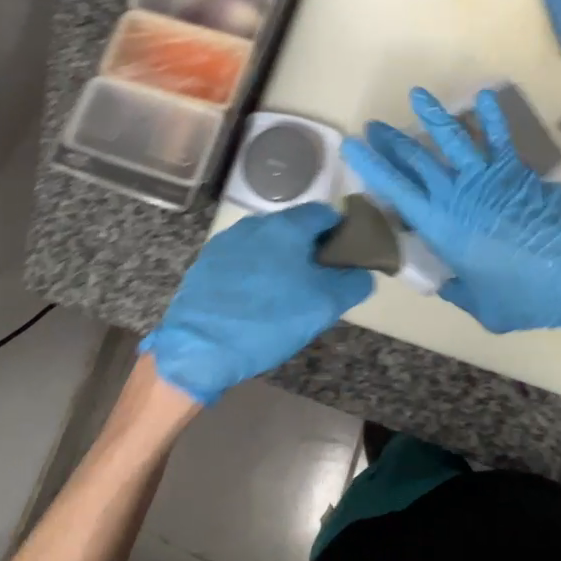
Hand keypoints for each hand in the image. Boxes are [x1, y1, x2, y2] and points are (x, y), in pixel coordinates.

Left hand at [140, 202, 373, 405]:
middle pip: (294, 228)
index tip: (345, 260)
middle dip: (310, 251)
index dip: (340, 233)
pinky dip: (254, 274)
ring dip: (281, 262)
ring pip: (267, 245)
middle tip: (318, 284)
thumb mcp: (323, 306)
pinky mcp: (206, 263)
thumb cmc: (268, 320)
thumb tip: (362, 272)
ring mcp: (227, 242)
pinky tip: (254, 303)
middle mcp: (256, 224)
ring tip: (285, 297)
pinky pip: (242, 261)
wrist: (198, 347)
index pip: (324, 214)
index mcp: (286, 226)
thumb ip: (352, 283)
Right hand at [342, 87, 560, 335]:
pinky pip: (498, 136)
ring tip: (417, 95)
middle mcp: (457, 195)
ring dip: (433, 115)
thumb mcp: (481, 306)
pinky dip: (490, 115)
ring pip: (453, 138)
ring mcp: (488, 178)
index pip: (396, 189)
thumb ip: (456, 289)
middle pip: (417, 159)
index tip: (353, 145)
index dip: (371, 165)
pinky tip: (483, 96)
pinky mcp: (516, 170)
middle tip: (375, 126)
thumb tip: (444, 280)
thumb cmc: (527, 297)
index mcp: (441, 226)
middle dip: (392, 141)